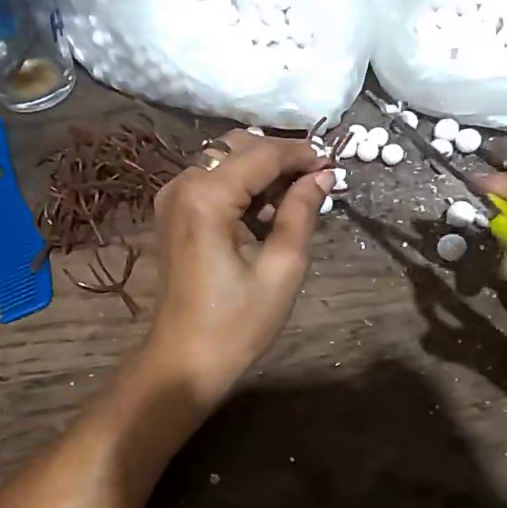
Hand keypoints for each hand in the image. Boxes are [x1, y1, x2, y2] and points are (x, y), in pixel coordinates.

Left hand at [145, 130, 333, 408]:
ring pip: (225, 161)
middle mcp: (182, 185)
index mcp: (206, 196)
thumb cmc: (237, 322)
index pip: (262, 154)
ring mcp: (172, 198)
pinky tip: (265, 215)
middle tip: (317, 184)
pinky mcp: (173, 213)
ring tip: (295, 203)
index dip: (302, 154)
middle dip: (280, 159)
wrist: (185, 359)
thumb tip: (322, 176)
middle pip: (239, 148)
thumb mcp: (282, 267)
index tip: (334, 166)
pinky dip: (241, 188)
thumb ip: (301, 212)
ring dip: (261, 173)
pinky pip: (212, 182)